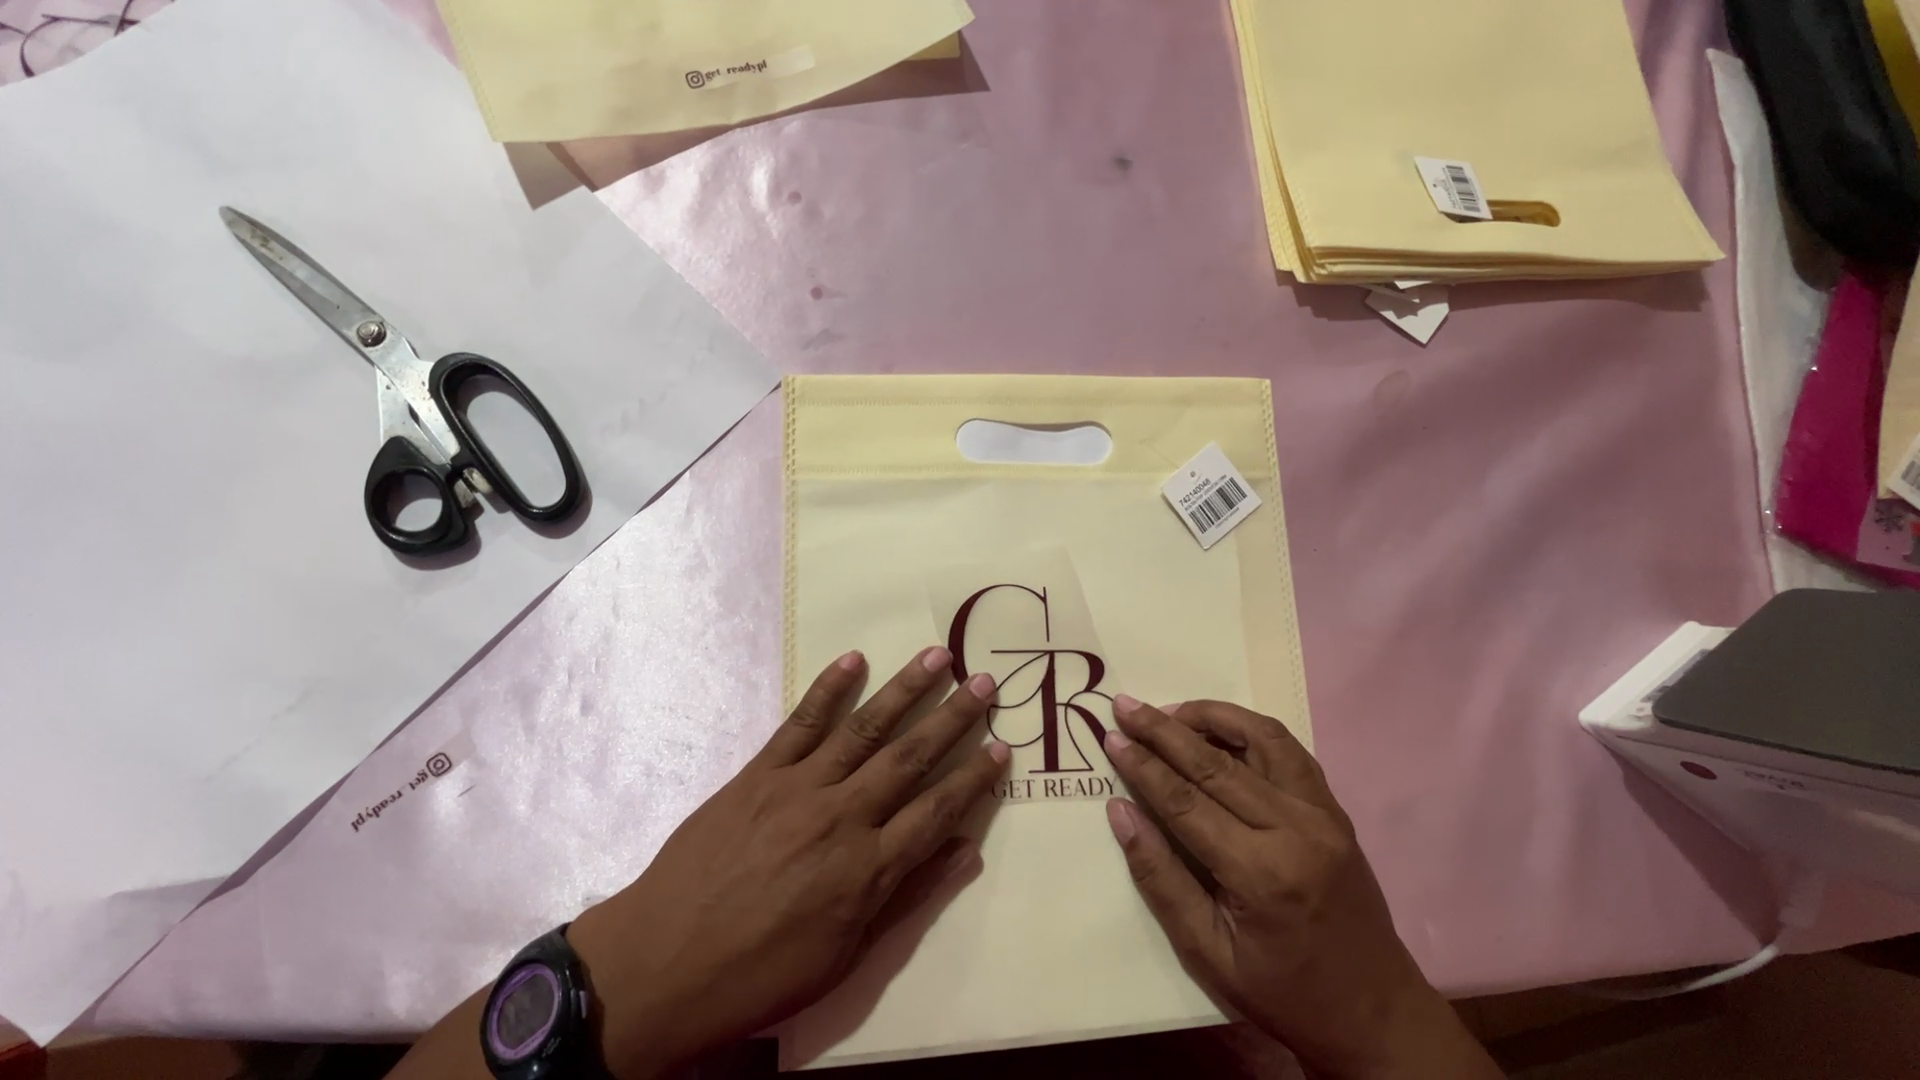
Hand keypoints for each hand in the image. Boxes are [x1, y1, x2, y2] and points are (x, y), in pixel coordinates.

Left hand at [566, 648, 1008, 1079]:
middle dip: (953, 719)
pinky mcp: (757, 775)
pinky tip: (853, 661)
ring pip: (864, 729)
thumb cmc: (762, 974)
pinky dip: (827, 690)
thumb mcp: (845, 955)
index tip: (1002, 747)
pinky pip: (800, 725)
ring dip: (904, 690)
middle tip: (985, 683)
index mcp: (868, 869)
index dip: (973, 779)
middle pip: (910, 758)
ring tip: (937, 655)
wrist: (663, 966)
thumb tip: (964, 853)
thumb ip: (907, 897)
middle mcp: (842, 817)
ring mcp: (797, 789)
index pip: (937, 812)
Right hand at [1101, 698, 1500, 1079]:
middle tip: (1126, 705)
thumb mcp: (1207, 952)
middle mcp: (1297, 831)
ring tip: (1171, 712)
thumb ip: (1160, 878)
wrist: (1372, 1012)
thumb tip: (1120, 812)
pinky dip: (1251, 730)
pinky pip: (1290, 753)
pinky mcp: (1336, 811)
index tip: (1111, 737)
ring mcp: (1323, 815)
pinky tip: (1222, 729)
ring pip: (1262, 741)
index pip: (1186, 801)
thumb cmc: (1281, 992)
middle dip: (1165, 730)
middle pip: (1216, 764)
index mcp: (1261, 873)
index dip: (1144, 766)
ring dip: (1212, 717)